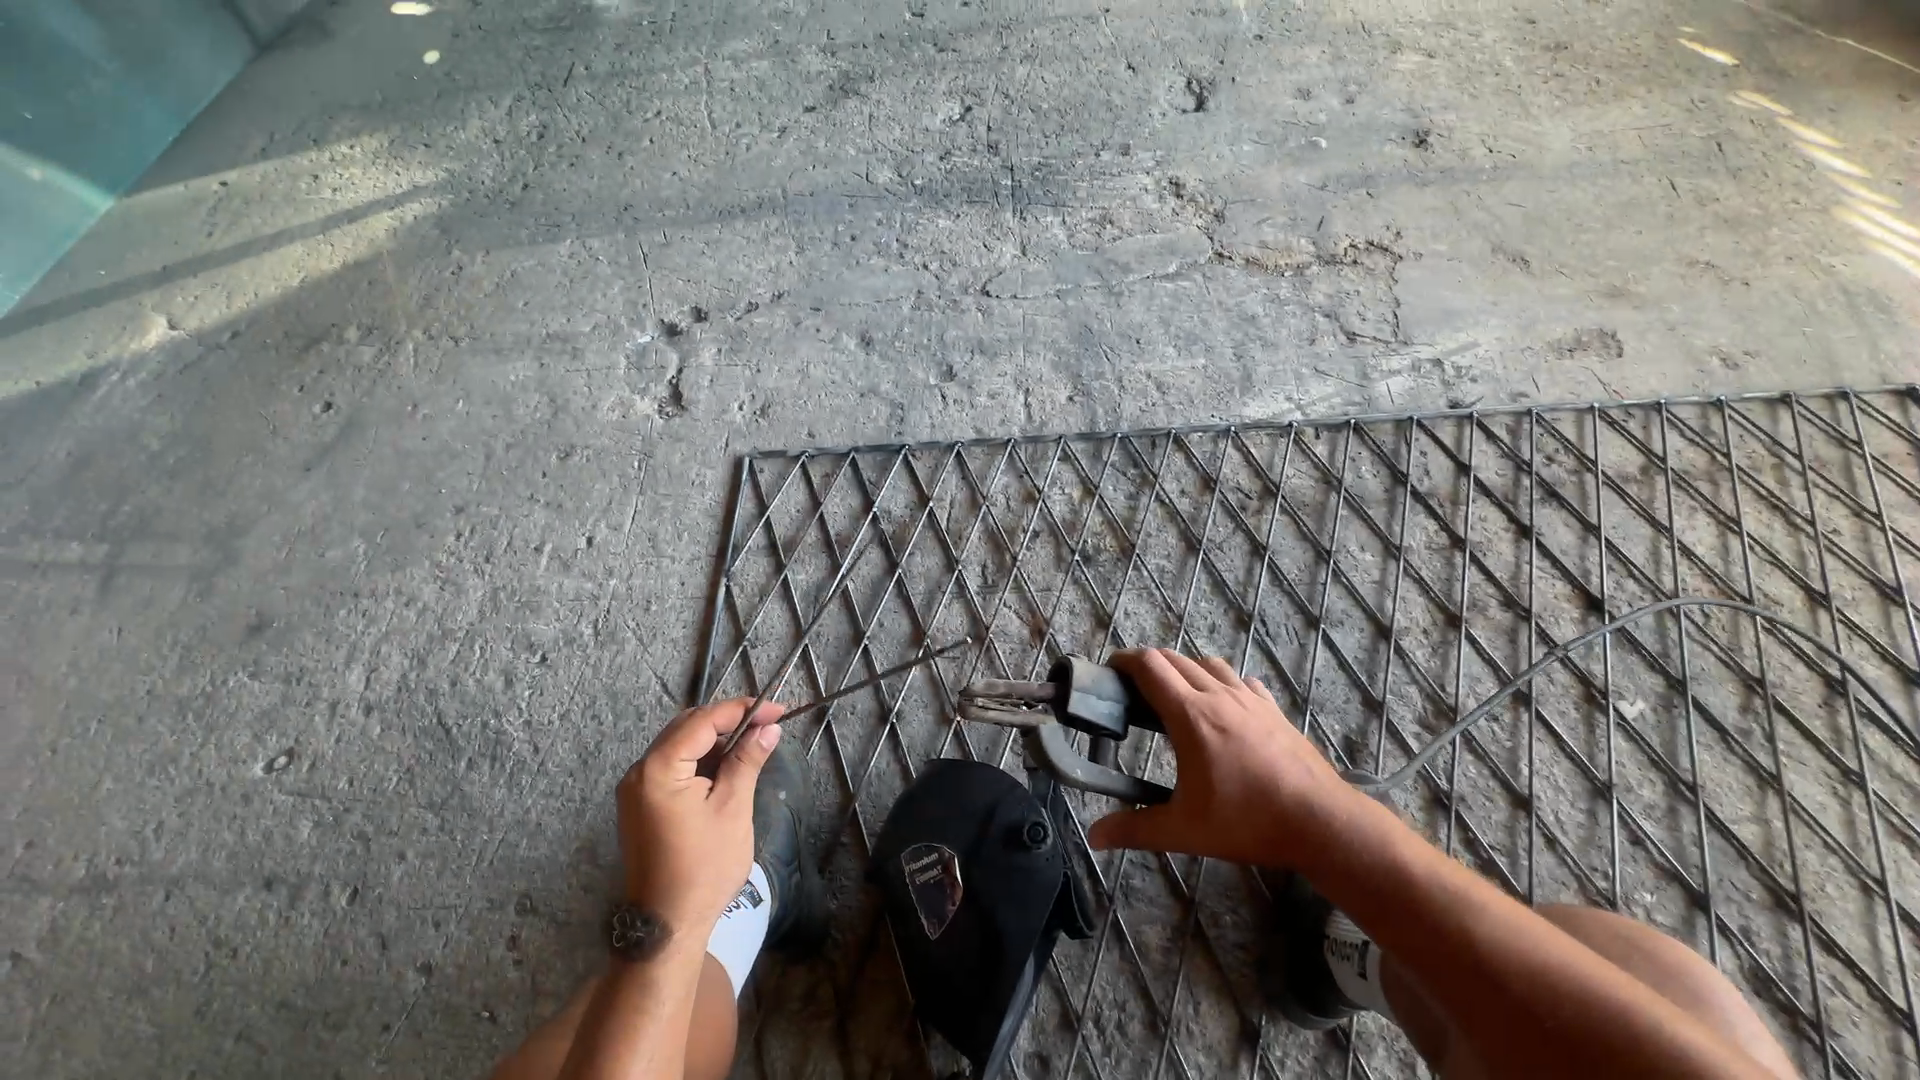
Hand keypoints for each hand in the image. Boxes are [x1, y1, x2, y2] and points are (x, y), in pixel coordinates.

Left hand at [617, 698, 785, 936]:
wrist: (667, 925)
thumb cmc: (704, 867)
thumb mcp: (733, 809)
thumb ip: (747, 761)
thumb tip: (768, 728)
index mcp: (658, 769)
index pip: (703, 721)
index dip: (742, 710)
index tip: (778, 710)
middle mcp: (639, 771)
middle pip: (687, 727)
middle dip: (728, 721)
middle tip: (767, 725)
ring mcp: (635, 789)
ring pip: (679, 745)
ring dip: (715, 740)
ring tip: (753, 744)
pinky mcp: (640, 805)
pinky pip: (672, 766)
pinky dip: (700, 760)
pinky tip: (727, 767)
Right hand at [1086, 648, 1365, 868]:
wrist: (1321, 821)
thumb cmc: (1247, 821)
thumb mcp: (1183, 830)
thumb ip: (1134, 829)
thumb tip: (1093, 837)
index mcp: (1190, 715)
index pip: (1150, 667)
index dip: (1124, 661)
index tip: (1108, 672)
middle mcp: (1219, 696)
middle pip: (1175, 659)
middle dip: (1148, 665)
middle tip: (1131, 690)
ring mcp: (1251, 700)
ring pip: (1209, 665)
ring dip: (1185, 670)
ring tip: (1174, 696)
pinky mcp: (1274, 710)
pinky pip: (1240, 681)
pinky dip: (1221, 683)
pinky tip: (1222, 706)